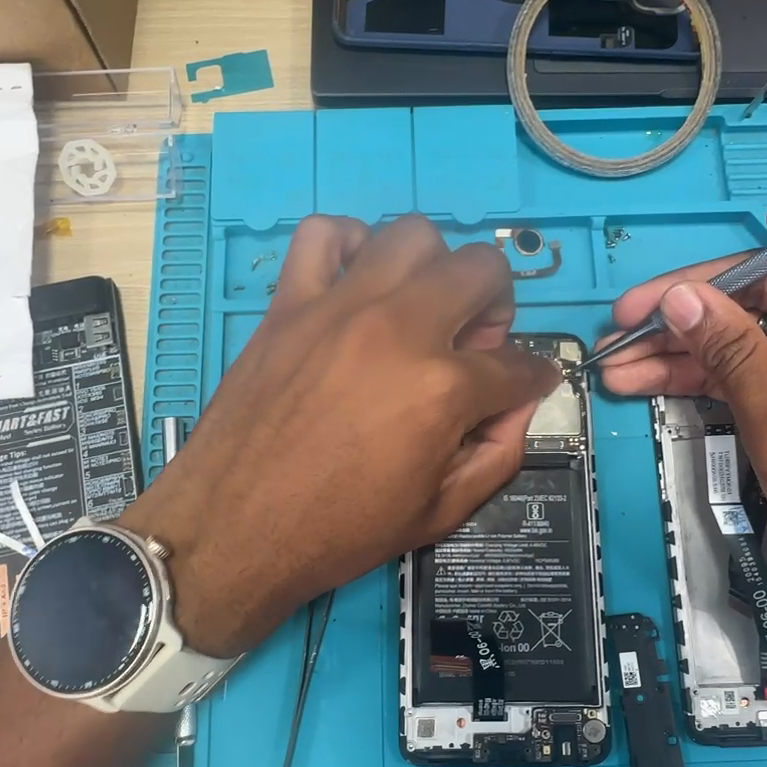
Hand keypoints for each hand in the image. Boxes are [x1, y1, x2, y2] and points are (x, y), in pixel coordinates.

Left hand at [120, 214, 559, 657]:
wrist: (233, 531)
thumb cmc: (338, 532)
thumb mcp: (440, 514)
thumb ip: (498, 455)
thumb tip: (519, 404)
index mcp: (443, 390)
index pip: (517, 365)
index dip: (533, 377)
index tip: (529, 382)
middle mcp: (400, 330)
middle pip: (482, 270)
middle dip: (498, 306)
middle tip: (475, 345)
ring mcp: (339, 307)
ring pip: (412, 235)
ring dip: (434, 267)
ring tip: (421, 309)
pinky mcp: (289, 303)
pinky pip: (323, 234)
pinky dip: (351, 244)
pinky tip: (357, 283)